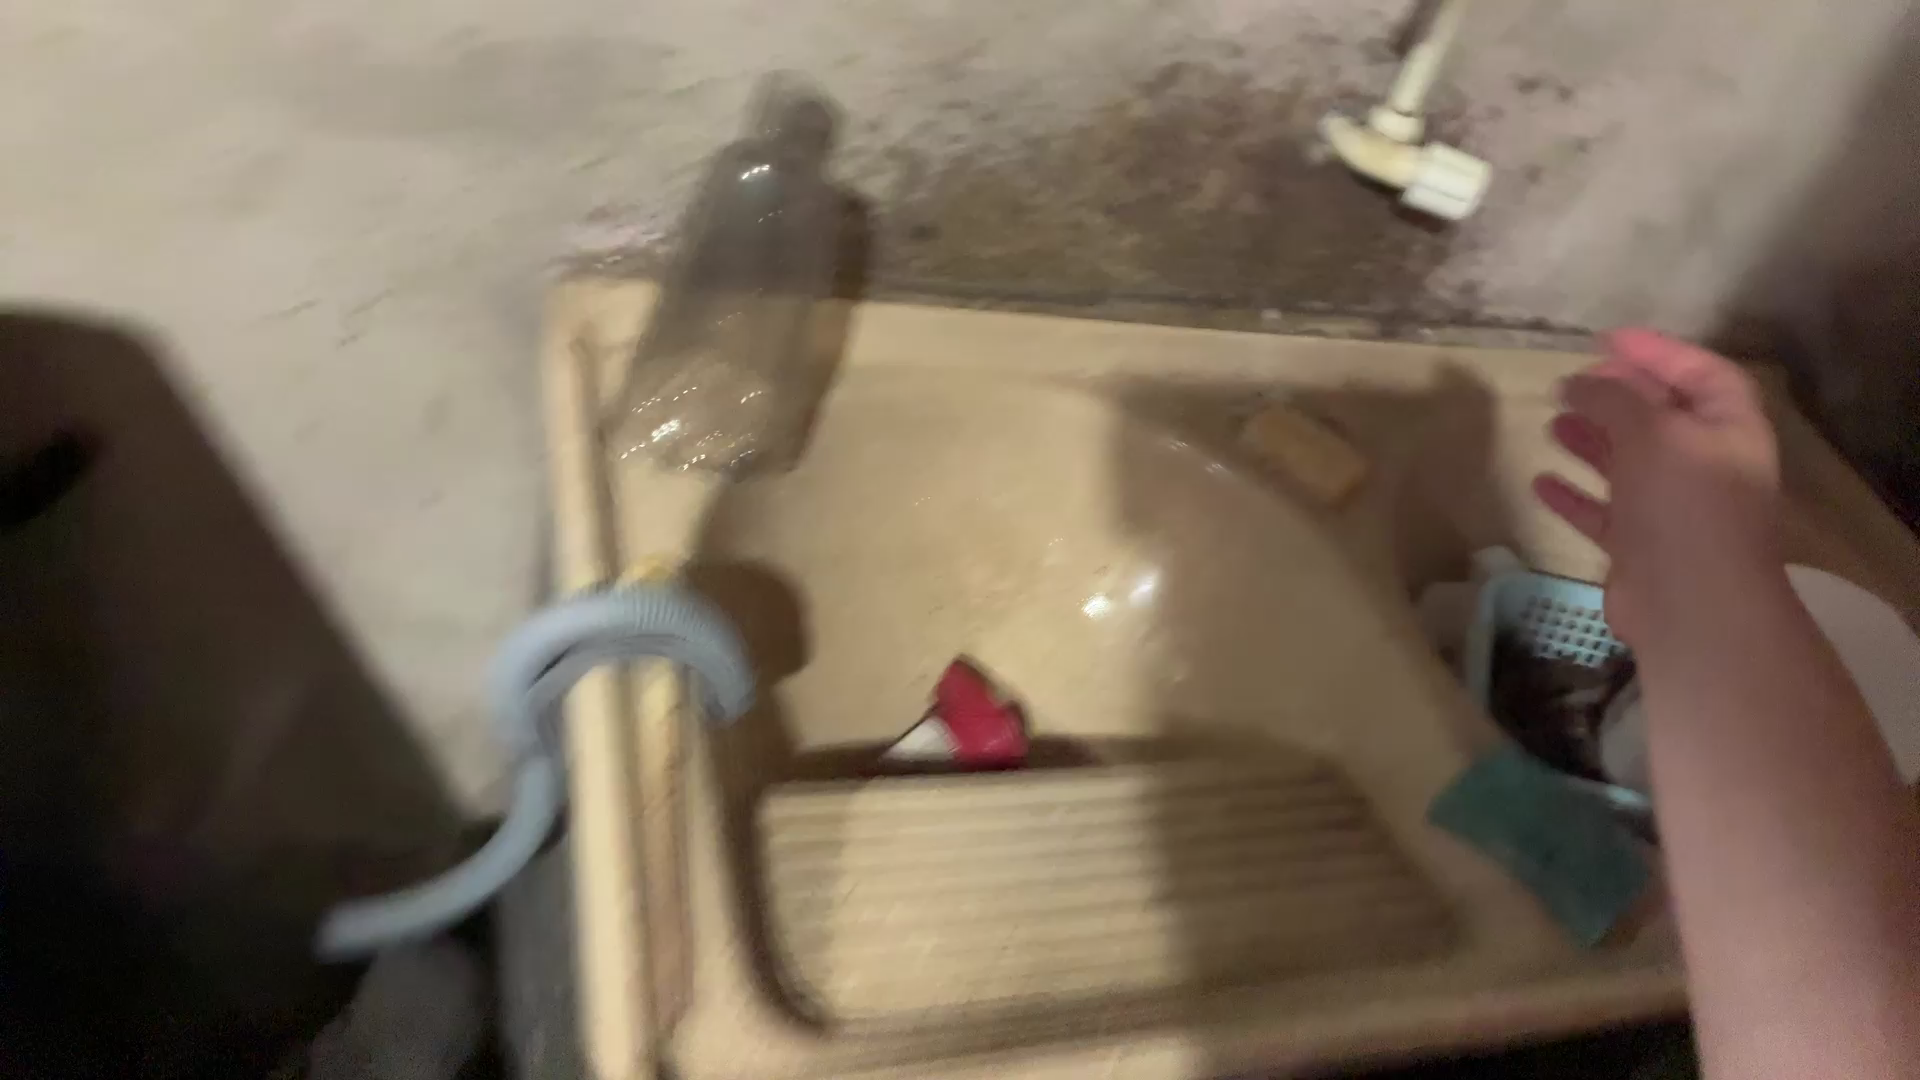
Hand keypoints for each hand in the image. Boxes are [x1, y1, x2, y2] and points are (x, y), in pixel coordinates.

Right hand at [1534, 328, 1784, 648]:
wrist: (1690, 600)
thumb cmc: (1682, 506)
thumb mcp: (1652, 435)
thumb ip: (1615, 401)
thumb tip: (1580, 380)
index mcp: (1726, 430)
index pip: (1699, 373)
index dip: (1656, 352)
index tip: (1603, 339)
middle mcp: (1702, 463)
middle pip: (1659, 417)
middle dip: (1616, 396)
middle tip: (1568, 382)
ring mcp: (1669, 506)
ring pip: (1626, 462)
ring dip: (1590, 441)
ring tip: (1551, 423)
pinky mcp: (1636, 542)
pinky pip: (1600, 508)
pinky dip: (1572, 493)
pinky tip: (1540, 482)